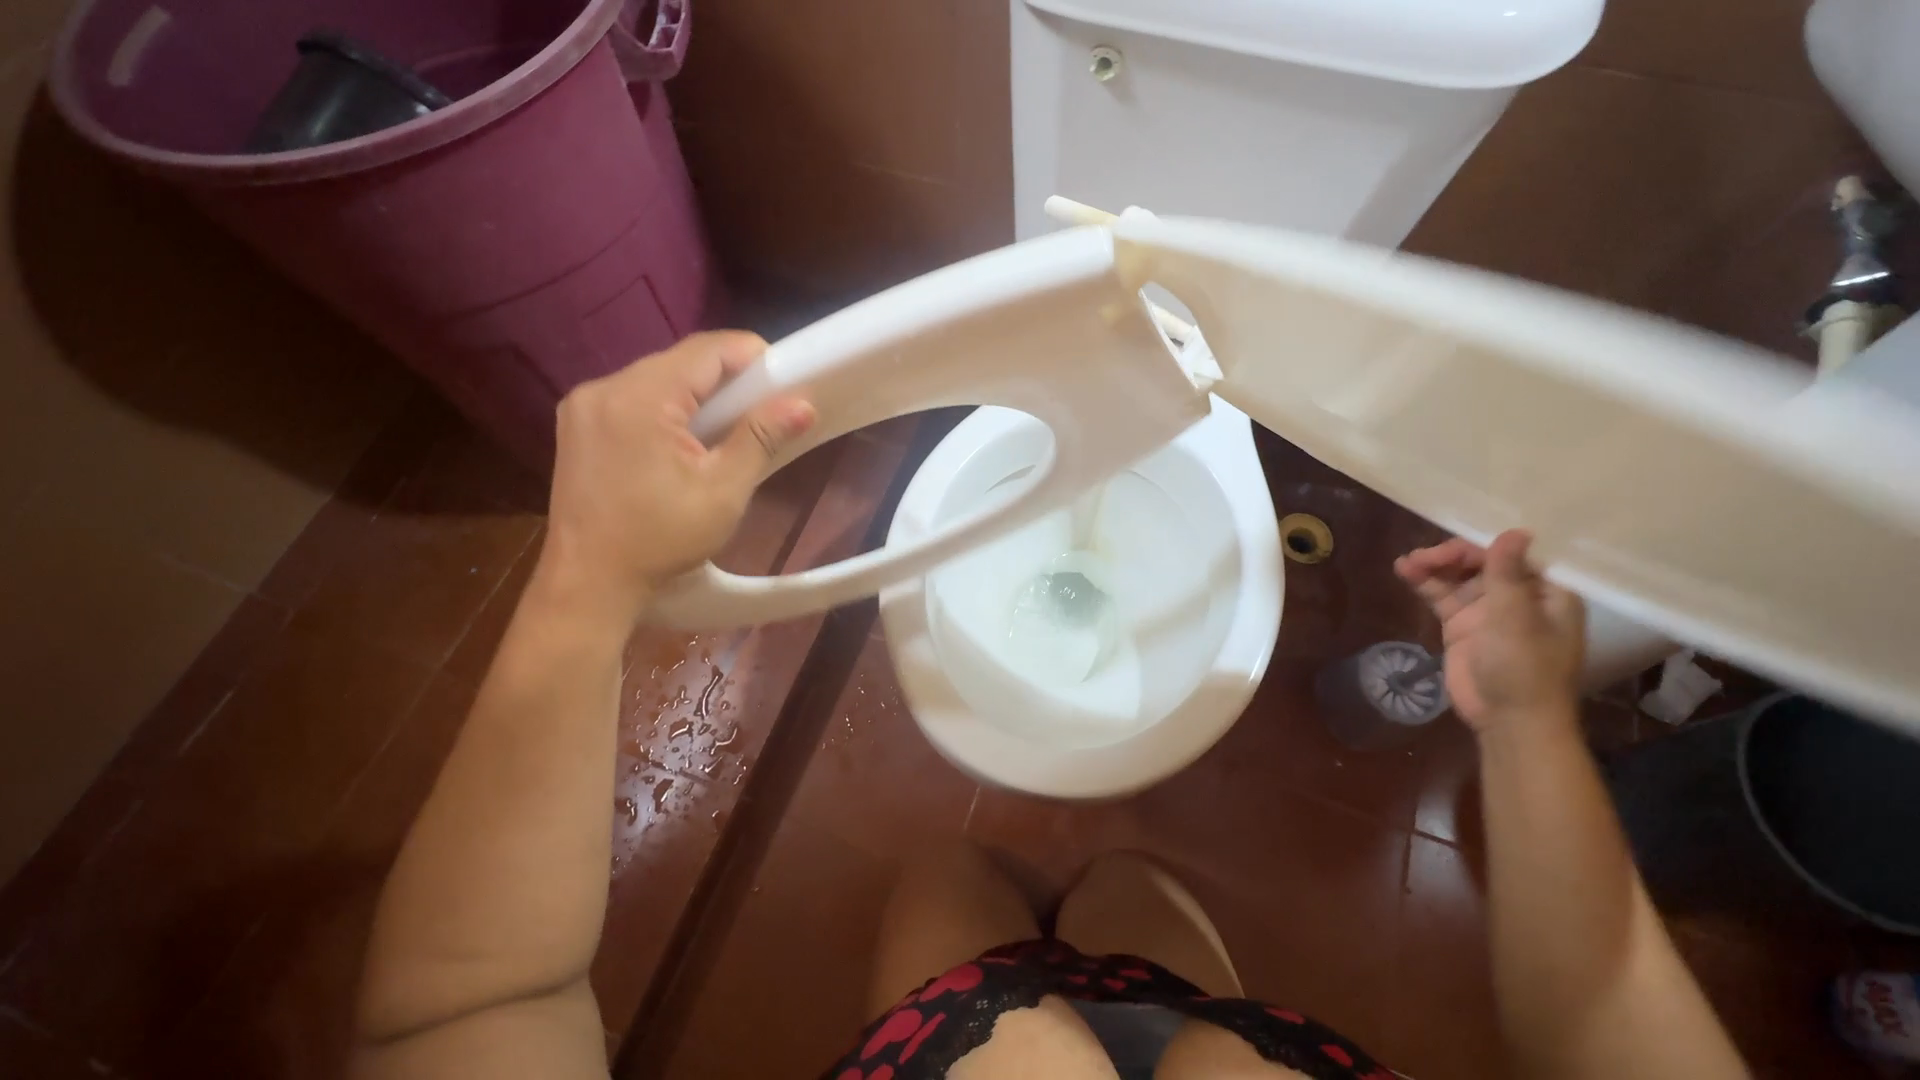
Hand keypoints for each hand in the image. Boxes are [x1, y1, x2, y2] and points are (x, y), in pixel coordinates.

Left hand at [541, 332, 815, 618]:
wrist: (589, 584)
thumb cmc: (660, 541)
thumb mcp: (722, 491)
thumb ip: (760, 438)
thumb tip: (803, 404)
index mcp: (639, 398)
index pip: (706, 350)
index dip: (751, 355)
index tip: (785, 378)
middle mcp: (605, 388)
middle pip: (678, 362)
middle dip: (725, 378)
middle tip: (763, 407)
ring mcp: (583, 405)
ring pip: (655, 378)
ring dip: (695, 394)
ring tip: (727, 428)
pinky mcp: (576, 424)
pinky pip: (632, 398)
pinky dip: (665, 409)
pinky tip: (684, 441)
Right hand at [1394, 530, 1584, 733]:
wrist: (1509, 720)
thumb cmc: (1524, 668)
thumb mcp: (1516, 618)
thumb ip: (1507, 573)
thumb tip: (1515, 530)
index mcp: (1546, 592)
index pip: (1513, 556)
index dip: (1482, 546)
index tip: (1450, 547)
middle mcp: (1519, 597)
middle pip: (1482, 563)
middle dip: (1452, 556)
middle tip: (1424, 558)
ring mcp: (1488, 612)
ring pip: (1458, 577)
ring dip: (1434, 566)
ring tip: (1408, 562)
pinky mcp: (1462, 626)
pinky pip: (1442, 596)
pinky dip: (1425, 583)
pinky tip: (1405, 572)